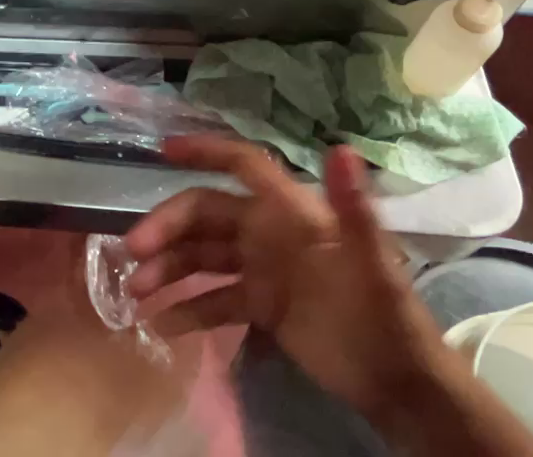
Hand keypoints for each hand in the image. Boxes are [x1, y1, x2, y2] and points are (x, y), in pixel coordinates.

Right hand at [123, 137, 456, 420]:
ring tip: (135, 293)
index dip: (206, 150)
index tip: (163, 149)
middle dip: (166, 227)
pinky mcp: (259, 306)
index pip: (242, 165)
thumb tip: (343, 147)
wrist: (400, 385)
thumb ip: (353, 207)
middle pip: (205, 214)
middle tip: (132, 251)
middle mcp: (269, 231)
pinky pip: (212, 299)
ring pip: (200, 257)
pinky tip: (160, 323)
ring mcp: (261, 269)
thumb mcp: (371, 262)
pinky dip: (185, 309)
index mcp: (292, 211)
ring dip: (166, 269)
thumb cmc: (386, 314)